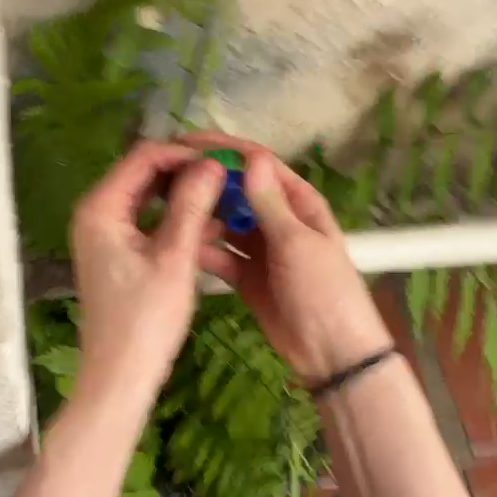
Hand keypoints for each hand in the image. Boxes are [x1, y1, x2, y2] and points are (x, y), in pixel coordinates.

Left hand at [69, 142, 226, 397]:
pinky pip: (147, 222)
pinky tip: (211, 229)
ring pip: (148, 198)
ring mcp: (104, 234)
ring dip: (184, 196)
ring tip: (226, 199)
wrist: (120, 377)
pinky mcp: (116, 254)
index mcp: (100, 208)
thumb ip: (192, 205)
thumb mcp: (175, 258)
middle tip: (228, 176)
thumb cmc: (146, 319)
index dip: (185, 153)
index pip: (144, 156)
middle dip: (185, 172)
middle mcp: (96, 214)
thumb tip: (212, 163)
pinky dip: (175, 221)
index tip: (224, 159)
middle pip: (143, 173)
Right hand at [185, 135, 393, 382]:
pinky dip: (202, 249)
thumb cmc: (323, 291)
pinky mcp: (245, 275)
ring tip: (165, 206)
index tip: (186, 143)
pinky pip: (219, 254)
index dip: (224, 150)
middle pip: (237, 190)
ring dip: (201, 214)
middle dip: (206, 181)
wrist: (331, 353)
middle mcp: (277, 219)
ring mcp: (260, 248)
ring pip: (224, 221)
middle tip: (165, 174)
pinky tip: (178, 243)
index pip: (258, 164)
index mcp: (299, 202)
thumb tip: (250, 157)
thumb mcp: (297, 243)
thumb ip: (269, 203)